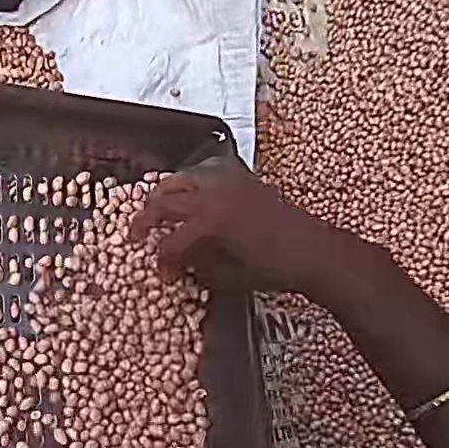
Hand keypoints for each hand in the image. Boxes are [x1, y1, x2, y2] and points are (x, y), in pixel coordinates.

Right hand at [132, 157, 355, 293]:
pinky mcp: (241, 178)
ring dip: (163, 193)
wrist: (312, 250)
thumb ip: (196, 267)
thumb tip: (178, 263)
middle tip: (136, 234)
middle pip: (164, 201)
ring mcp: (227, 182)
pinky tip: (190, 193)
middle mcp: (213, 195)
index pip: (170, 242)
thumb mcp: (227, 277)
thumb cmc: (273, 269)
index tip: (160, 272)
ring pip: (180, 178)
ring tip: (156, 208)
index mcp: (209, 222)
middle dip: (145, 219)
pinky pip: (205, 171)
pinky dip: (190, 180)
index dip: (161, 260)